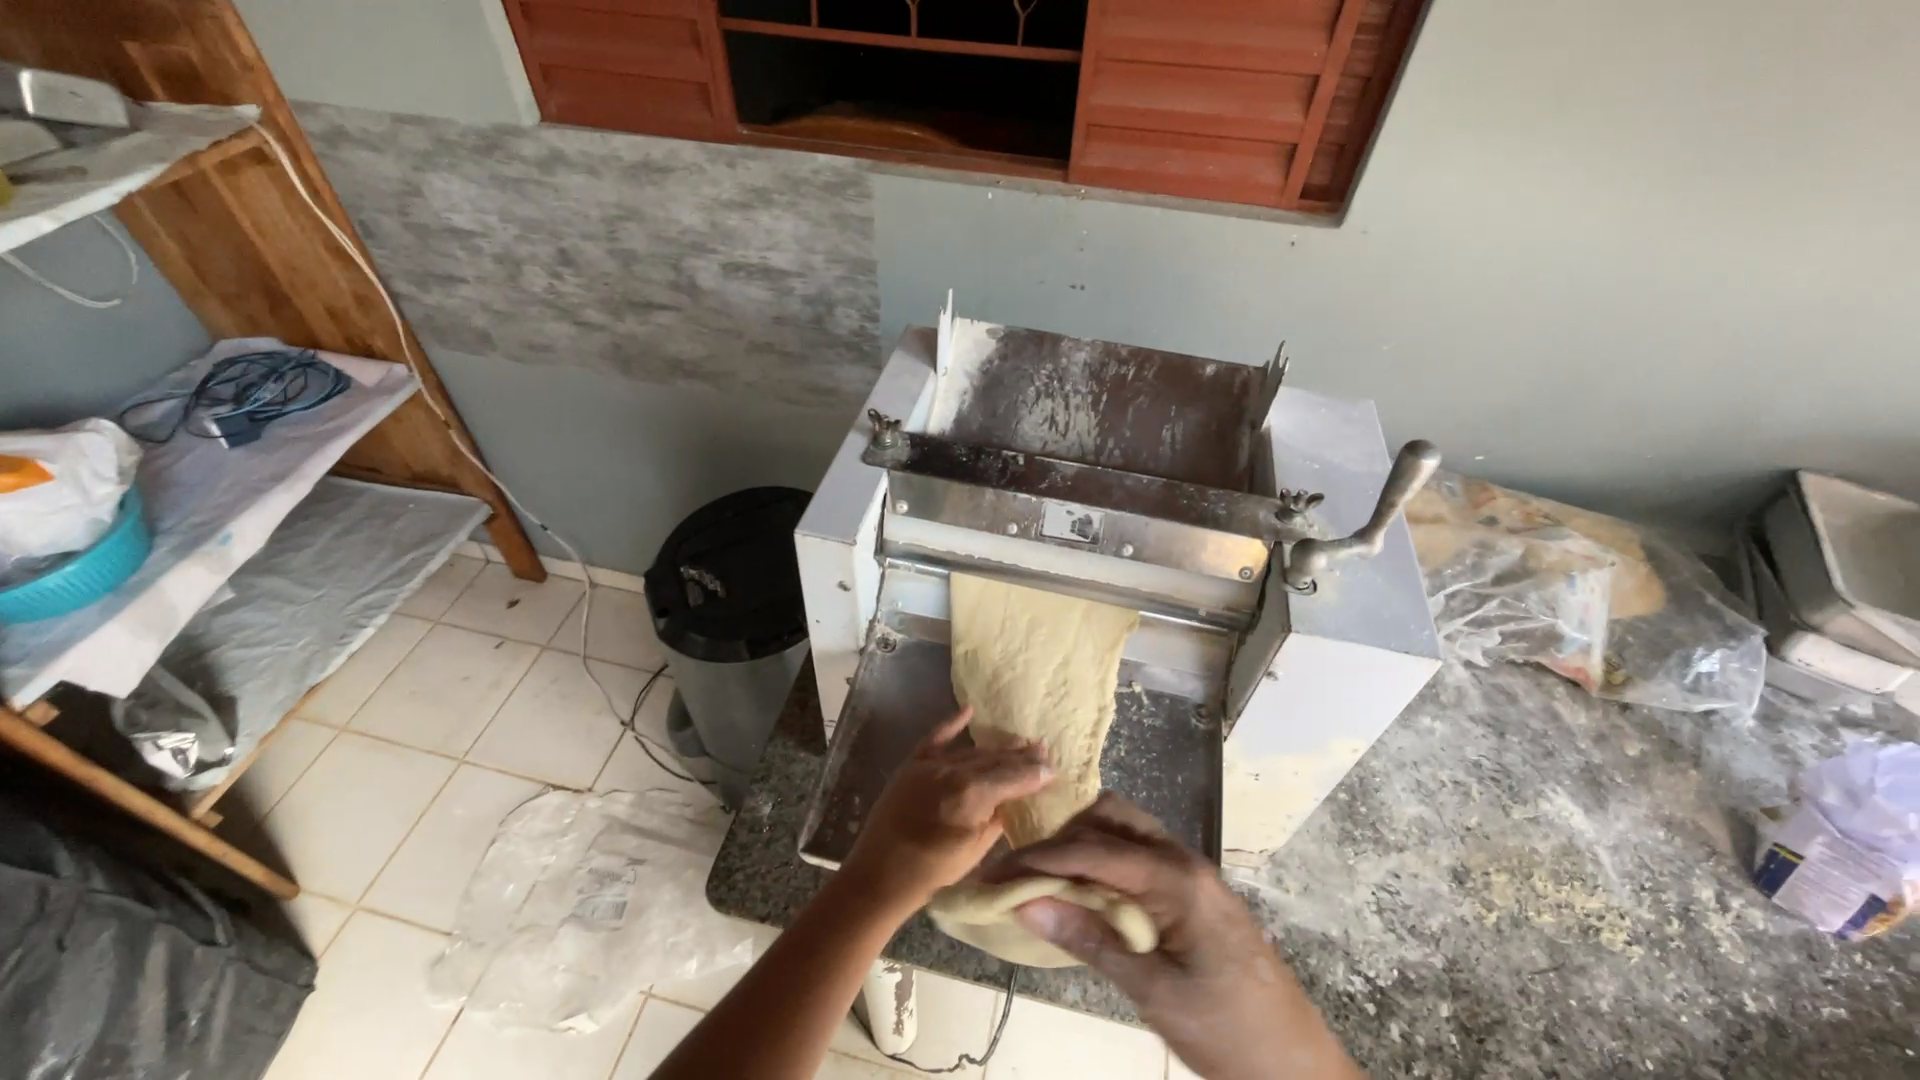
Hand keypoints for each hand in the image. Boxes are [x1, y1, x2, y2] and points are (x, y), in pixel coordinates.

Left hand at [839, 708, 1053, 916]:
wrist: (879, 875)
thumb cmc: (933, 872)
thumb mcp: (976, 850)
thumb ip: (999, 819)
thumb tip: (1017, 799)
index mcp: (973, 794)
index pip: (1014, 777)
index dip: (1036, 774)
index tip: (1054, 769)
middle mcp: (954, 771)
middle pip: (996, 759)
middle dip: (1022, 757)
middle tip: (1043, 750)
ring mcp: (930, 765)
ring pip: (972, 751)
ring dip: (997, 746)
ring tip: (1020, 741)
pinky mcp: (911, 766)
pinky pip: (934, 738)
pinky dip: (952, 724)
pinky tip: (969, 711)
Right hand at [983, 795, 1362, 1079]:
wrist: (1296, 1068)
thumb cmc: (1226, 1032)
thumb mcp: (1152, 991)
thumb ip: (1090, 940)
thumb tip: (1026, 905)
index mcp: (1178, 880)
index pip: (1095, 849)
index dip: (1041, 857)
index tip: (997, 871)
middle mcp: (1185, 861)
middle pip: (1112, 818)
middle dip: (1061, 834)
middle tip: (1021, 868)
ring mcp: (1193, 875)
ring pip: (1126, 832)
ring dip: (1083, 844)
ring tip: (1044, 877)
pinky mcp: (1193, 894)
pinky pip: (1140, 858)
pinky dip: (1105, 862)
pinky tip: (1084, 891)